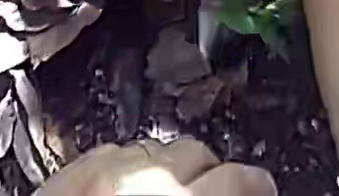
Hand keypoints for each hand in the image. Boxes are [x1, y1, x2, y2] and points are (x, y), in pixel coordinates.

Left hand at [36, 139, 274, 195]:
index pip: (238, 183)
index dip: (258, 187)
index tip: (264, 192)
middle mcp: (146, 179)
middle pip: (199, 154)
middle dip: (213, 177)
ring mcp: (106, 165)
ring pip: (160, 148)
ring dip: (172, 172)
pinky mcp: (74, 166)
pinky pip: (120, 152)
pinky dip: (132, 171)